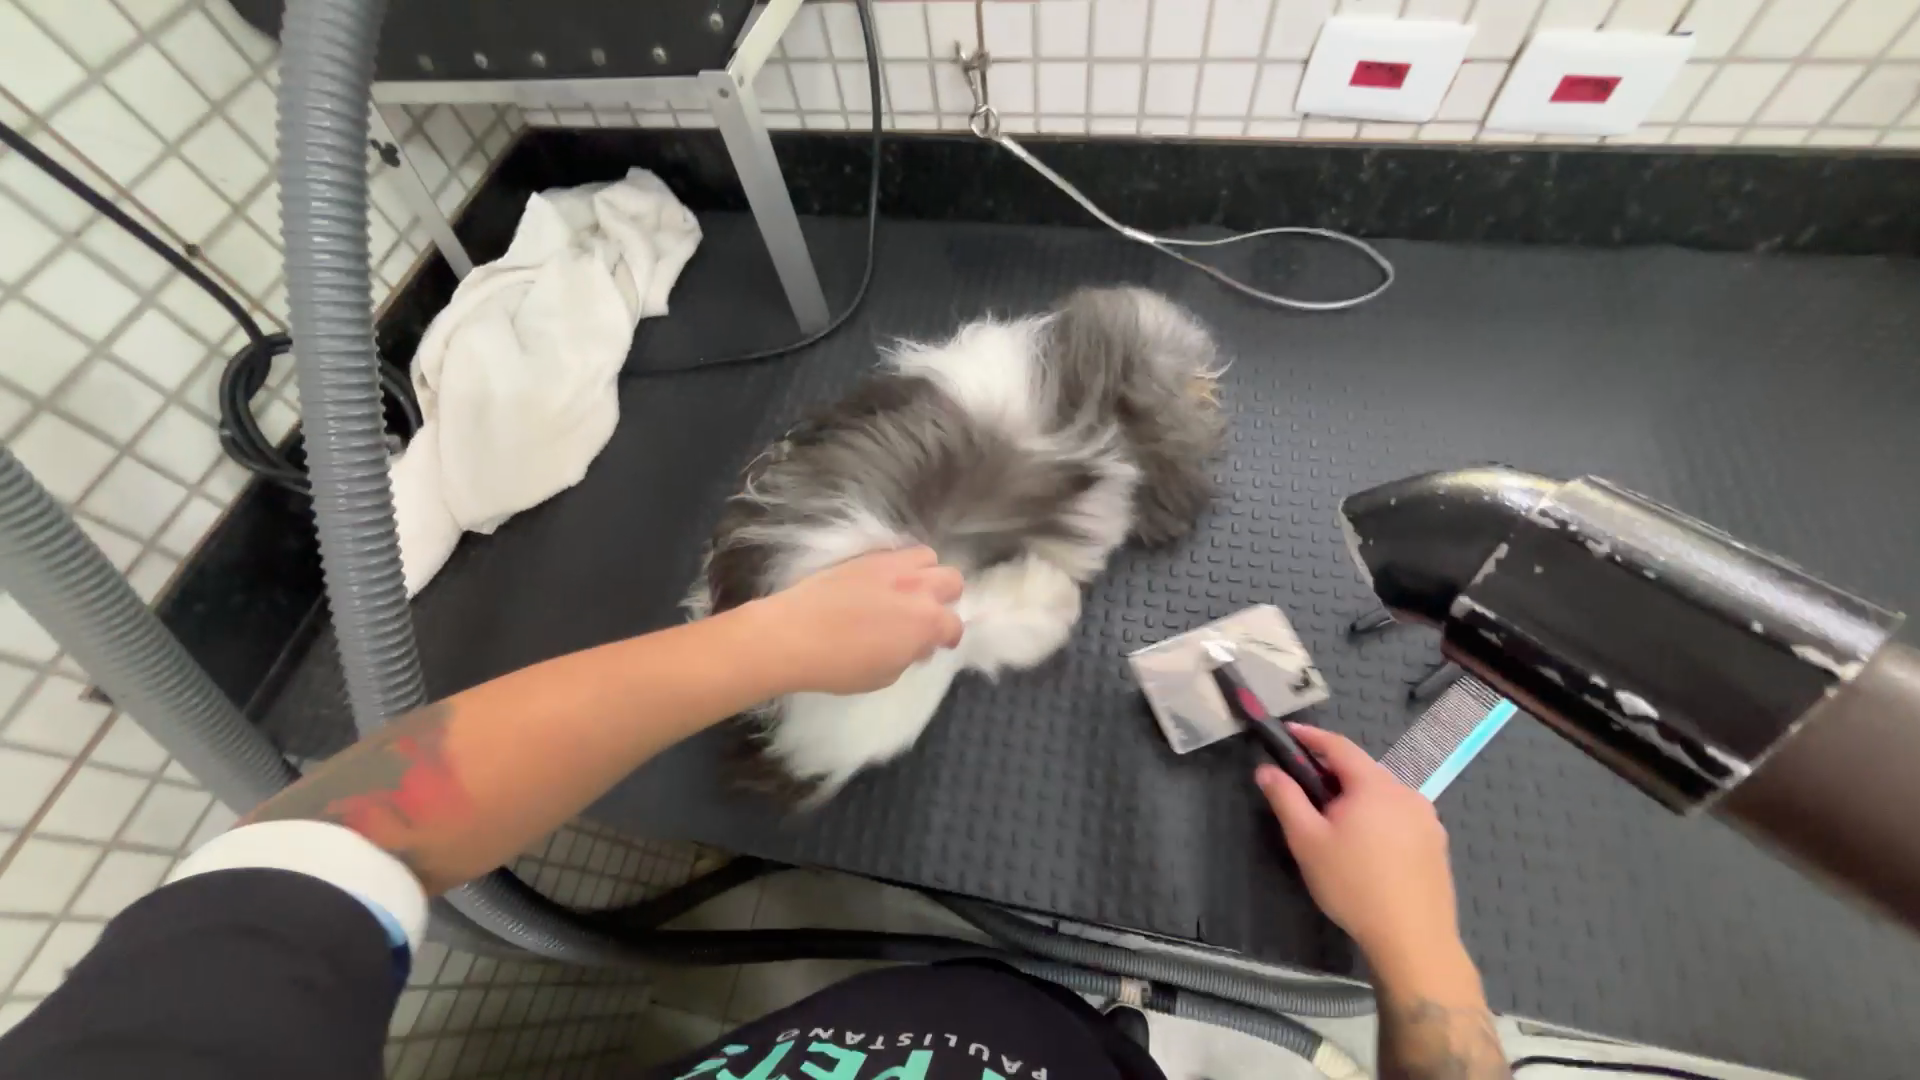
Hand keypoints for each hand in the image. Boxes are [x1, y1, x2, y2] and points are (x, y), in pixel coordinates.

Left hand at [749, 546, 964, 695]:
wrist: (791, 634)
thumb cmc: (839, 666)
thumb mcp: (884, 676)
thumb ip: (909, 654)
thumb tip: (915, 643)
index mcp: (926, 622)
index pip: (954, 625)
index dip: (948, 637)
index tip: (937, 645)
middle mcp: (917, 587)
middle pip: (952, 580)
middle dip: (946, 598)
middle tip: (927, 615)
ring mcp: (891, 566)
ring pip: (928, 556)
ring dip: (926, 574)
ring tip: (908, 591)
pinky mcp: (866, 557)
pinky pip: (896, 552)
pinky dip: (899, 567)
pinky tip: (882, 584)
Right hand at [1255, 725, 1460, 968]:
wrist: (1414, 942)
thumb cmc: (1353, 884)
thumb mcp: (1306, 839)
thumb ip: (1285, 797)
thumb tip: (1266, 769)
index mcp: (1375, 786)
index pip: (1339, 746)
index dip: (1311, 736)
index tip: (1288, 732)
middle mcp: (1407, 794)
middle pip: (1363, 770)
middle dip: (1331, 772)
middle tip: (1303, 787)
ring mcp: (1428, 820)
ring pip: (1382, 794)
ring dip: (1355, 795)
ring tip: (1332, 820)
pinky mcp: (1437, 845)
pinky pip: (1399, 815)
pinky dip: (1376, 816)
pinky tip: (1364, 844)